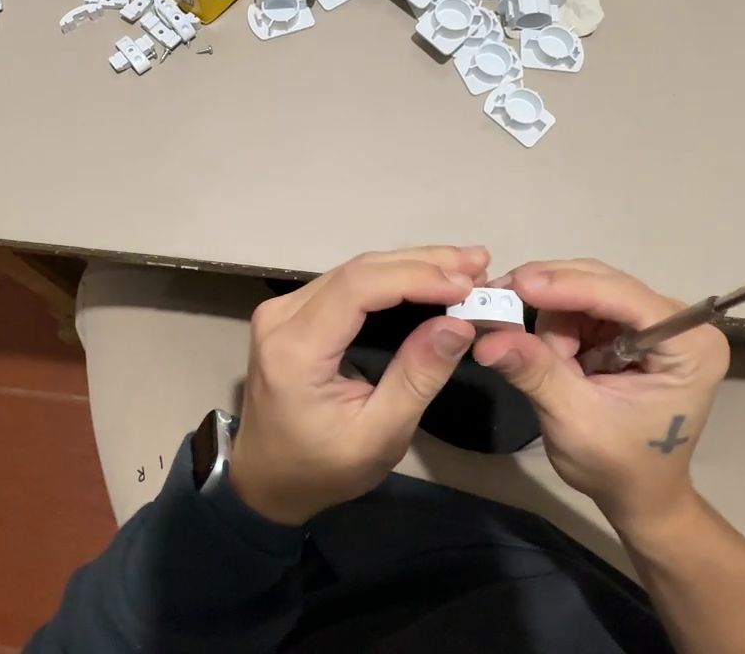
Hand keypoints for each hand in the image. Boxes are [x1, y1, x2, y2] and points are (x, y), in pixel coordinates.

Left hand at [228, 247, 487, 525]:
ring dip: (412, 265)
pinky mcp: (293, 310)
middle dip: (424, 263)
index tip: (467, 284)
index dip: (415, 277)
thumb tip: (458, 325)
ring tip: (465, 267)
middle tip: (479, 265)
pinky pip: (348, 282)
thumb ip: (417, 377)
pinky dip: (392, 278)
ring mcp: (283, 308)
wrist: (266, 480)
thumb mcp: (378, 437)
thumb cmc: (321, 468)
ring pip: (356, 269)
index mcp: (295, 348)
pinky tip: (428, 278)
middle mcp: (282, 315)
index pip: (358, 288)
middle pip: (359, 269)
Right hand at [472, 259, 728, 535]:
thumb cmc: (619, 466)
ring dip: (548, 315)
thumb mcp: (574, 421)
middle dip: (549, 297)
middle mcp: (675, 320)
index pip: (624, 297)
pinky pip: (577, 302)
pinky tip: (544, 350)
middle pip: (601, 282)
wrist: (635, 492)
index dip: (569, 287)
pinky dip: (551, 321)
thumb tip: (486, 341)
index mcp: (689, 346)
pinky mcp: (624, 323)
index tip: (519, 285)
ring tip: (537, 357)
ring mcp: (649, 318)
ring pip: (582, 287)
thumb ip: (536, 373)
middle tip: (495, 302)